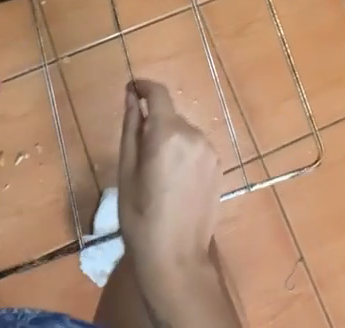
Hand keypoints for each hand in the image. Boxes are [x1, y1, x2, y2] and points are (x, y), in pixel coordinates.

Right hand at [116, 80, 221, 277]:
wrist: (176, 258)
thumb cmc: (141, 217)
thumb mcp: (126, 170)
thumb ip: (131, 127)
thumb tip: (131, 96)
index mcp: (167, 133)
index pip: (158, 93)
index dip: (143, 87)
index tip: (131, 90)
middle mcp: (193, 135)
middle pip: (170, 116)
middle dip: (154, 124)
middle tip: (137, 155)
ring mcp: (209, 151)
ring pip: (183, 132)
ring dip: (169, 140)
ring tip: (155, 175)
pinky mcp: (218, 167)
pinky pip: (195, 148)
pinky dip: (183, 154)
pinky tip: (174, 182)